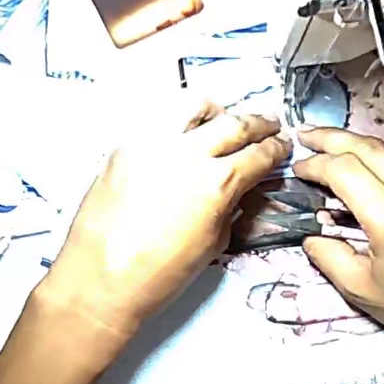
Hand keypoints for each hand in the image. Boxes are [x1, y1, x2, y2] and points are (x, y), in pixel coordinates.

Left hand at [36, 100, 287, 342]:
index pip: (258, 154)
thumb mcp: (213, 243)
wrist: (101, 279)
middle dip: (258, 123)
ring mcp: (152, 144)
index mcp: (217, 183)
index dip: (276, 148)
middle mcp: (188, 154)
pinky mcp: (124, 145)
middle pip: (234, 123)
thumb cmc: (159, 274)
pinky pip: (159, 120)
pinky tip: (183, 136)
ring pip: (193, 104)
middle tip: (269, 125)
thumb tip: (238, 190)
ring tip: (222, 119)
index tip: (282, 145)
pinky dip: (180, 121)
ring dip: (217, 110)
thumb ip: (230, 208)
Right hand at [292, 127, 383, 379]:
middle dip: (335, 139)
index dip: (316, 164)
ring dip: (380, 170)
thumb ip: (329, 256)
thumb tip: (313, 233)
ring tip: (369, 192)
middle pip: (372, 148)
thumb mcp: (364, 293)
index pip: (345, 170)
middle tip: (312, 137)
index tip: (302, 166)